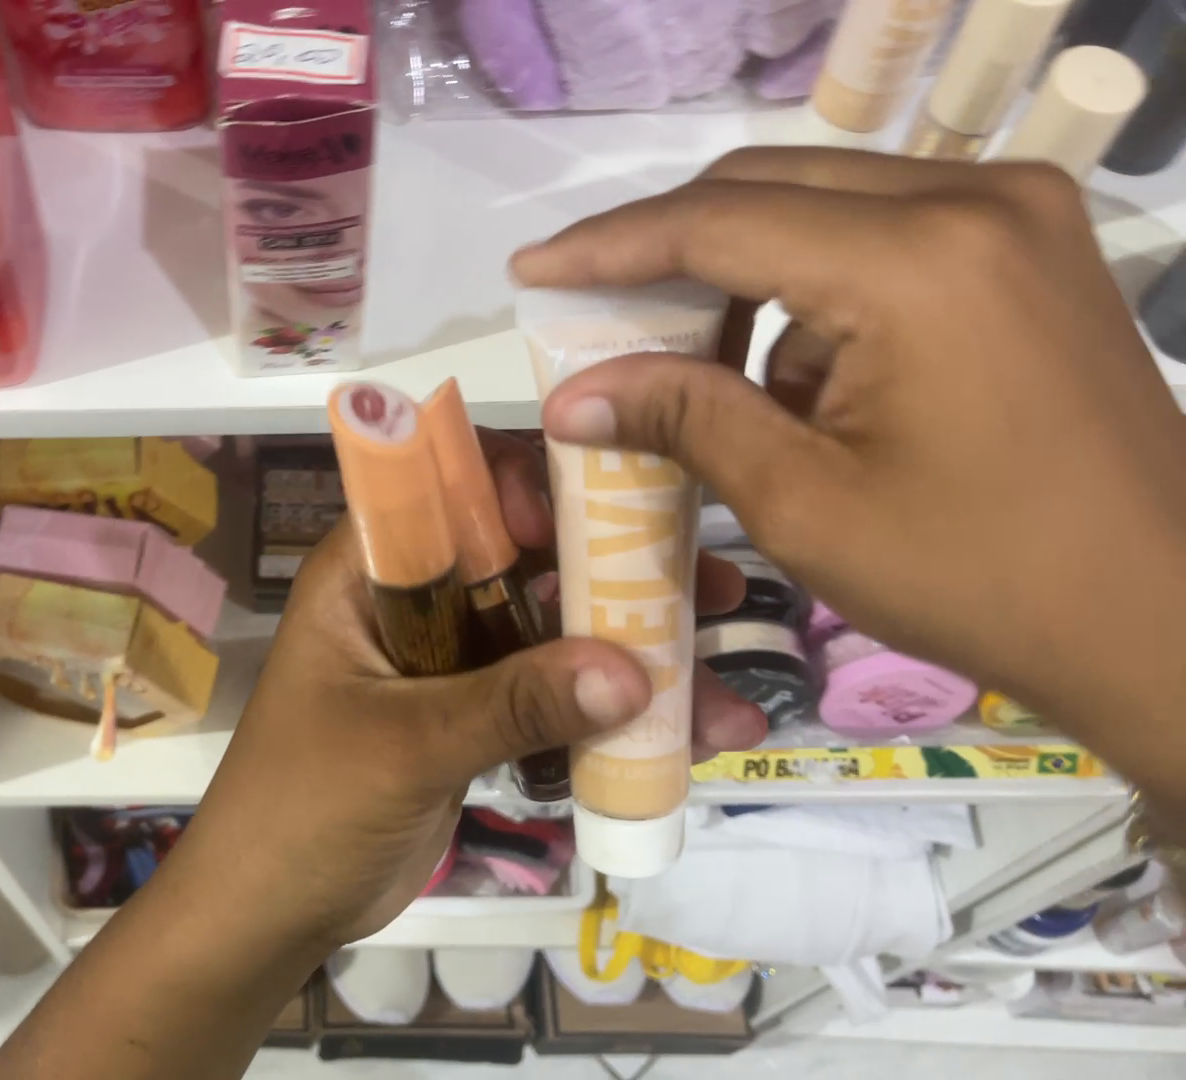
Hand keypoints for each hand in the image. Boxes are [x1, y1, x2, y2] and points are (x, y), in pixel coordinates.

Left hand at [160, 431, 765, 953]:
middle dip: (609, 571)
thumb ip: (509, 704)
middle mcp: (405, 604)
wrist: (271, 903)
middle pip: (514, 560)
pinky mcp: (466, 719)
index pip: (440, 494)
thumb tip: (631, 668)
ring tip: (725, 685)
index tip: (597, 520)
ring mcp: (440, 664)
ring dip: (627, 653)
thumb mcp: (403, 744)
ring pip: (542, 634)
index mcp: (364, 578)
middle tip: (709, 585)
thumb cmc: (305, 804)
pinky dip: (604, 717)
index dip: (519, 488)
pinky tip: (687, 737)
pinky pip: (544, 700)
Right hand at [511, 148, 1185, 814]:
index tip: (527, 273)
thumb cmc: (977, 571)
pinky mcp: (1015, 256)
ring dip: (718, 272)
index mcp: (917, 262)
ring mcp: (1006, 222)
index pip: (715, 223)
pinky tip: (759, 369)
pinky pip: (862, 239)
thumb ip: (681, 419)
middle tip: (576, 306)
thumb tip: (568, 397)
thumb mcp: (798, 501)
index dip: (604, 248)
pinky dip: (784, 291)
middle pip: (760, 187)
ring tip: (657, 354)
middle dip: (653, 247)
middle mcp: (971, 204)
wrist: (1169, 618)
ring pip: (809, 205)